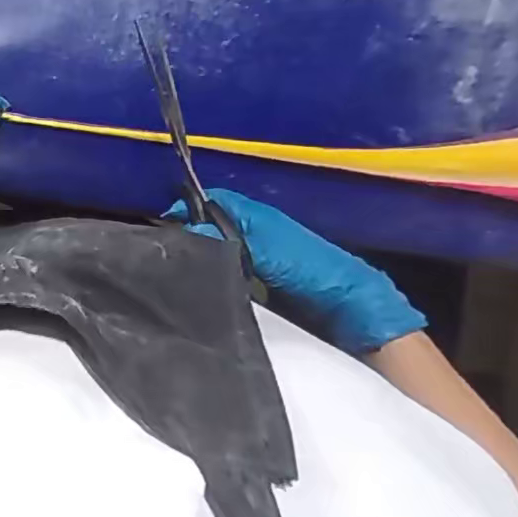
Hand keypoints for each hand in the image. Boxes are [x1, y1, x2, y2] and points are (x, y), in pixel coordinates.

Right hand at [167, 187, 423, 353]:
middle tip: (168, 252)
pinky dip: (207, 277)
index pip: (210, 200)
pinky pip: (219, 274)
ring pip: (210, 250)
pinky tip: (196, 287)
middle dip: (187, 234)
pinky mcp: (251, 285)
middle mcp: (249, 233)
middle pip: (205, 225)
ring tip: (175, 271)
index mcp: (254, 216)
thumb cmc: (313, 272)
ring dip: (196, 258)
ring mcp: (250, 260)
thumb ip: (226, 237)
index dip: (187, 207)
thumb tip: (185, 230)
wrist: (352, 316)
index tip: (165, 227)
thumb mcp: (269, 249)